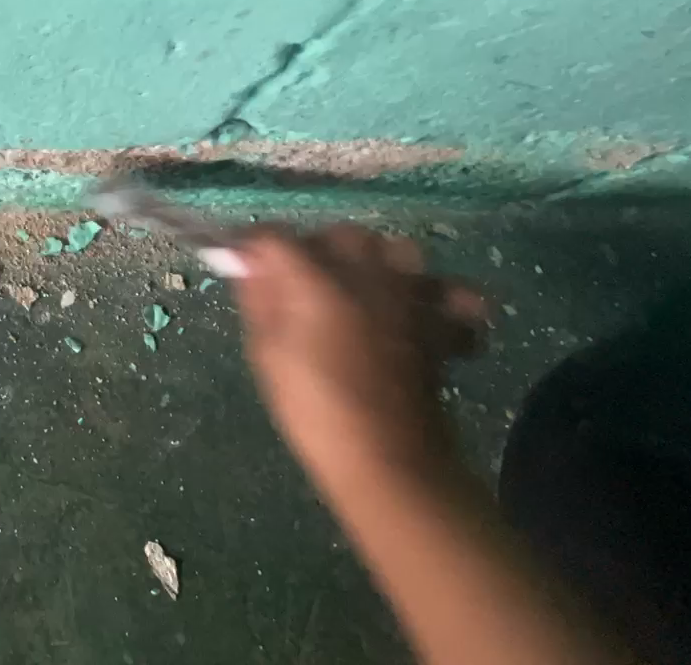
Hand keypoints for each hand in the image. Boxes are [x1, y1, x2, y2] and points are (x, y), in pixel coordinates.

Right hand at [231, 225, 487, 489]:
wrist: (385, 457)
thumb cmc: (310, 404)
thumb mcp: (264, 349)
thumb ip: (259, 296)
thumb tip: (249, 262)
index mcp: (316, 280)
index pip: (274, 236)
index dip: (251, 244)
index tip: (239, 260)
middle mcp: (367, 277)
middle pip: (340, 234)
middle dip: (315, 247)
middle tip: (295, 278)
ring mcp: (412, 298)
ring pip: (398, 250)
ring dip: (375, 261)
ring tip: (357, 288)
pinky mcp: (445, 325)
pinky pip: (451, 294)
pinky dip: (436, 297)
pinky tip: (413, 314)